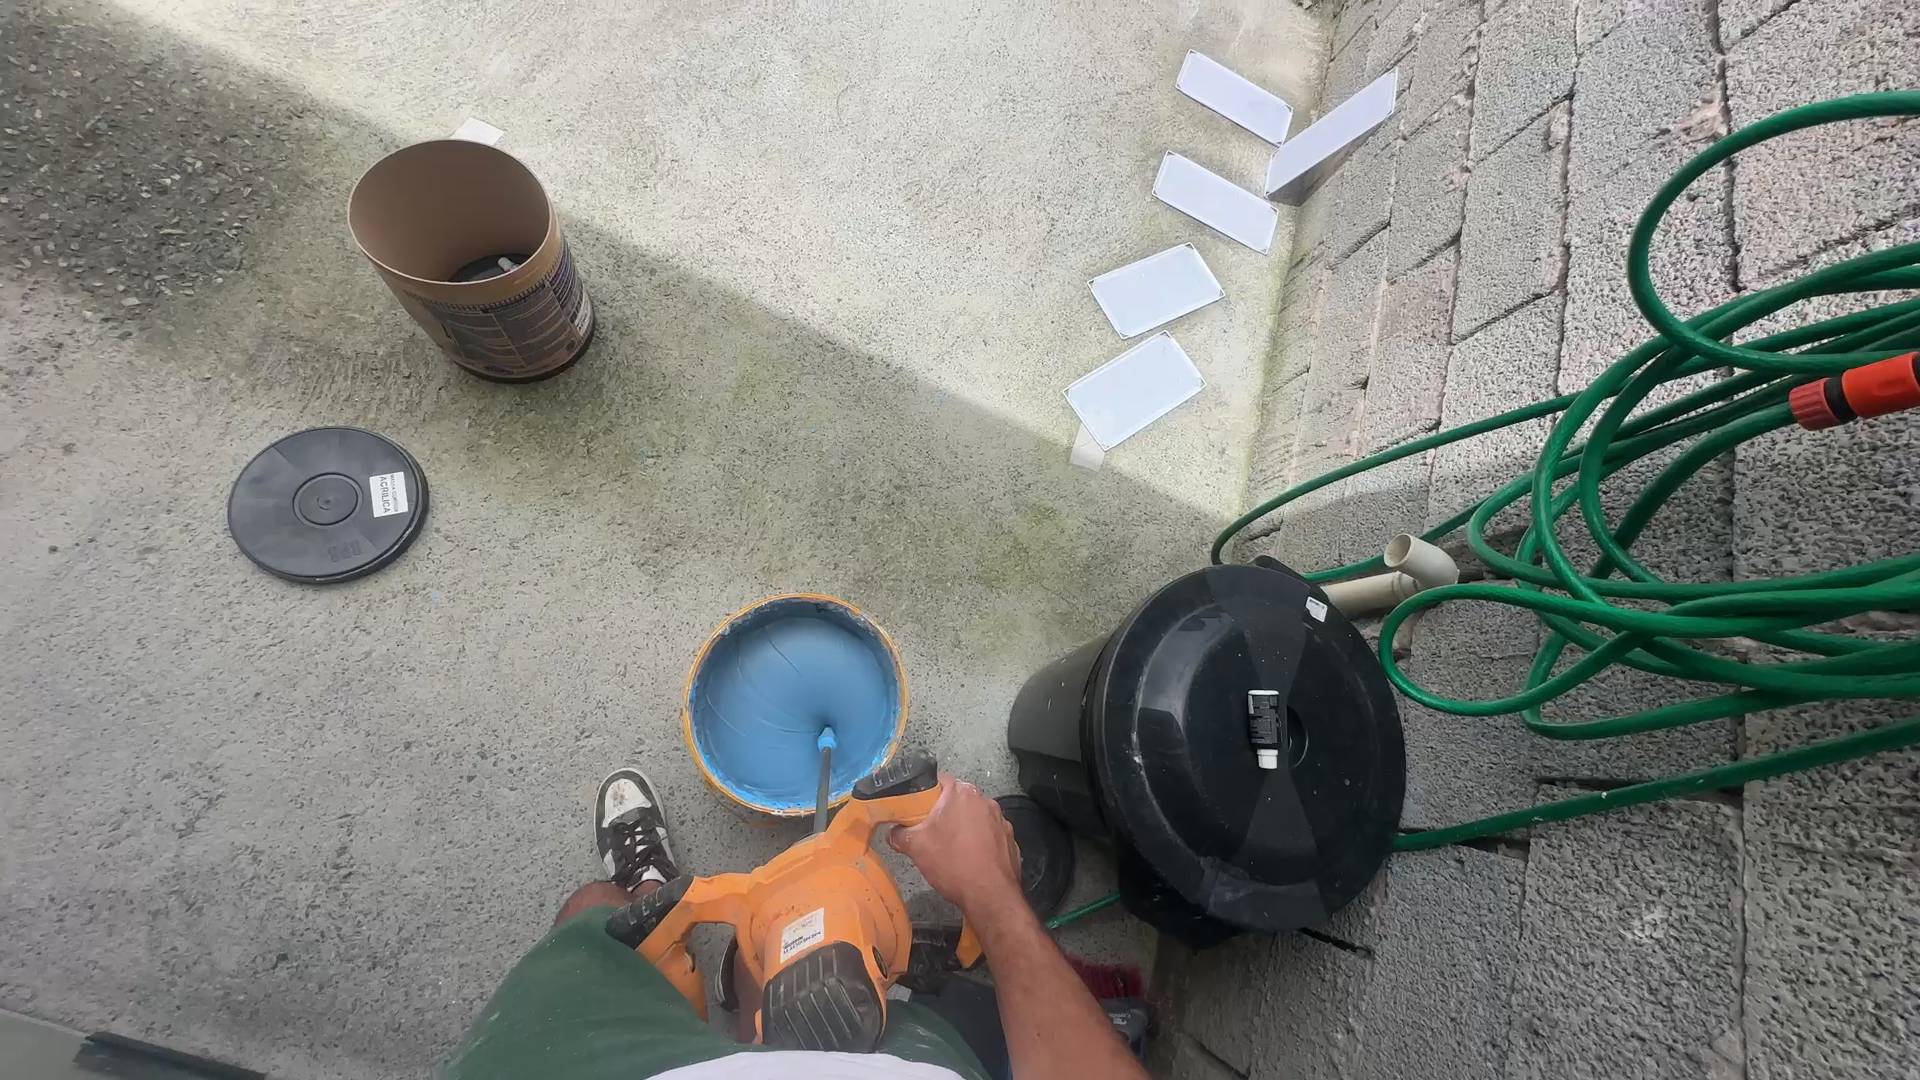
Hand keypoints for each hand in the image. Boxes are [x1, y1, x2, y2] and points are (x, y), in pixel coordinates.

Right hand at [887, 773, 1022, 918]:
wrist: (990, 897)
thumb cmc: (954, 864)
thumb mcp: (917, 848)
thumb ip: (900, 834)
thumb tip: (893, 832)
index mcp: (962, 794)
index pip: (939, 781)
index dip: (925, 793)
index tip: (917, 808)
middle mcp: (985, 801)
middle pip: (958, 799)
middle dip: (945, 813)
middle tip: (931, 832)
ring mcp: (1001, 820)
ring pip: (975, 818)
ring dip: (964, 828)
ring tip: (951, 850)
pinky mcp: (1009, 840)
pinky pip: (990, 835)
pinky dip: (980, 843)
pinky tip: (971, 861)